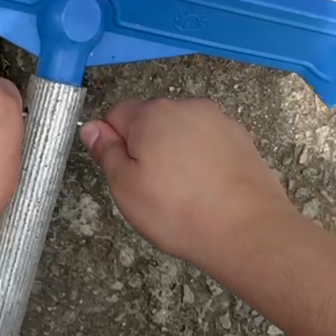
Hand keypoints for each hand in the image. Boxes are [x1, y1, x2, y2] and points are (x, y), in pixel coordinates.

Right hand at [80, 100, 302, 264]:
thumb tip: (91, 128)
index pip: (116, 114)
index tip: (120, 173)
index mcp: (151, 115)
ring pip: (179, 132)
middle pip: (150, 121)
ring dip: (172, 155)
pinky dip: (198, 162)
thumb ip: (106, 152)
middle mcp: (185, 108)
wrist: (244, 228)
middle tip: (148, 189)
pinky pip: (205, 144)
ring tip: (178, 194)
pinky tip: (201, 191)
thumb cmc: (178, 211)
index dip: (111, 144)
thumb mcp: (125, 186)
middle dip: (143, 148)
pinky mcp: (239, 138)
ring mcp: (217, 120)